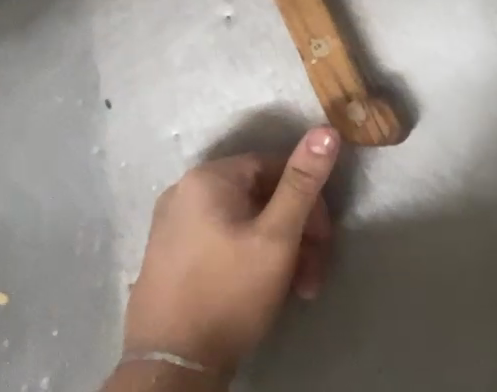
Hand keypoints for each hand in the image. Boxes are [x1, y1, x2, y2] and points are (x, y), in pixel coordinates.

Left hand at [121, 128, 340, 376]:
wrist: (171, 369)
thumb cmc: (230, 292)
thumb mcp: (278, 235)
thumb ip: (303, 181)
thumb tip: (327, 128)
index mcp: (208, 179)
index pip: (278, 167)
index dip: (309, 200)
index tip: (323, 238)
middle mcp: (184, 194)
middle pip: (264, 197)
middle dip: (298, 232)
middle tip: (314, 269)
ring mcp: (171, 227)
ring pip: (248, 222)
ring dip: (282, 250)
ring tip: (299, 287)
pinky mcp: (169, 257)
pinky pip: (224, 240)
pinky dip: (252, 258)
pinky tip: (268, 288)